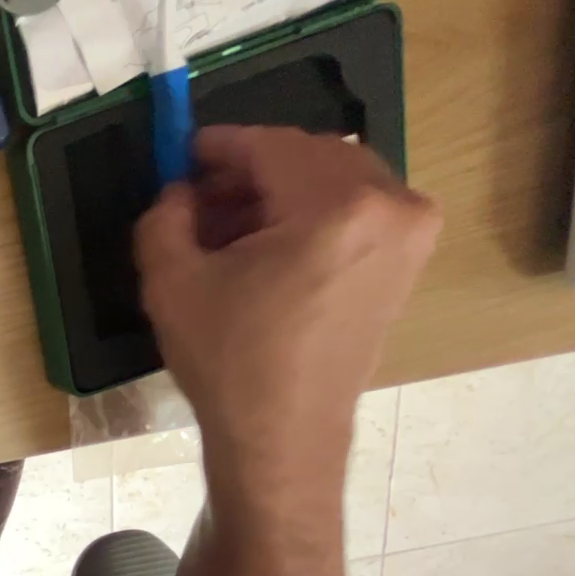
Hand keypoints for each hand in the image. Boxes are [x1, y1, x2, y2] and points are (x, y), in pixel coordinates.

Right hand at [134, 127, 440, 484]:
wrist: (281, 430)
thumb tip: (178, 194)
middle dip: (248, 171)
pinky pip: (353, 212)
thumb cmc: (226, 358)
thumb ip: (165, 221)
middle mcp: (392, 204)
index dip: (220, 145)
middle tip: (196, 197)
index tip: (180, 153)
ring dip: (276, 194)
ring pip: (334, 183)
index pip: (273, 146)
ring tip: (222, 230)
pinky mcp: (405, 262)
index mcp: (337, 205)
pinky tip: (260, 250)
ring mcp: (410, 233)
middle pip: (311, 157)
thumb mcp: (171, 285)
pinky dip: (304, 216)